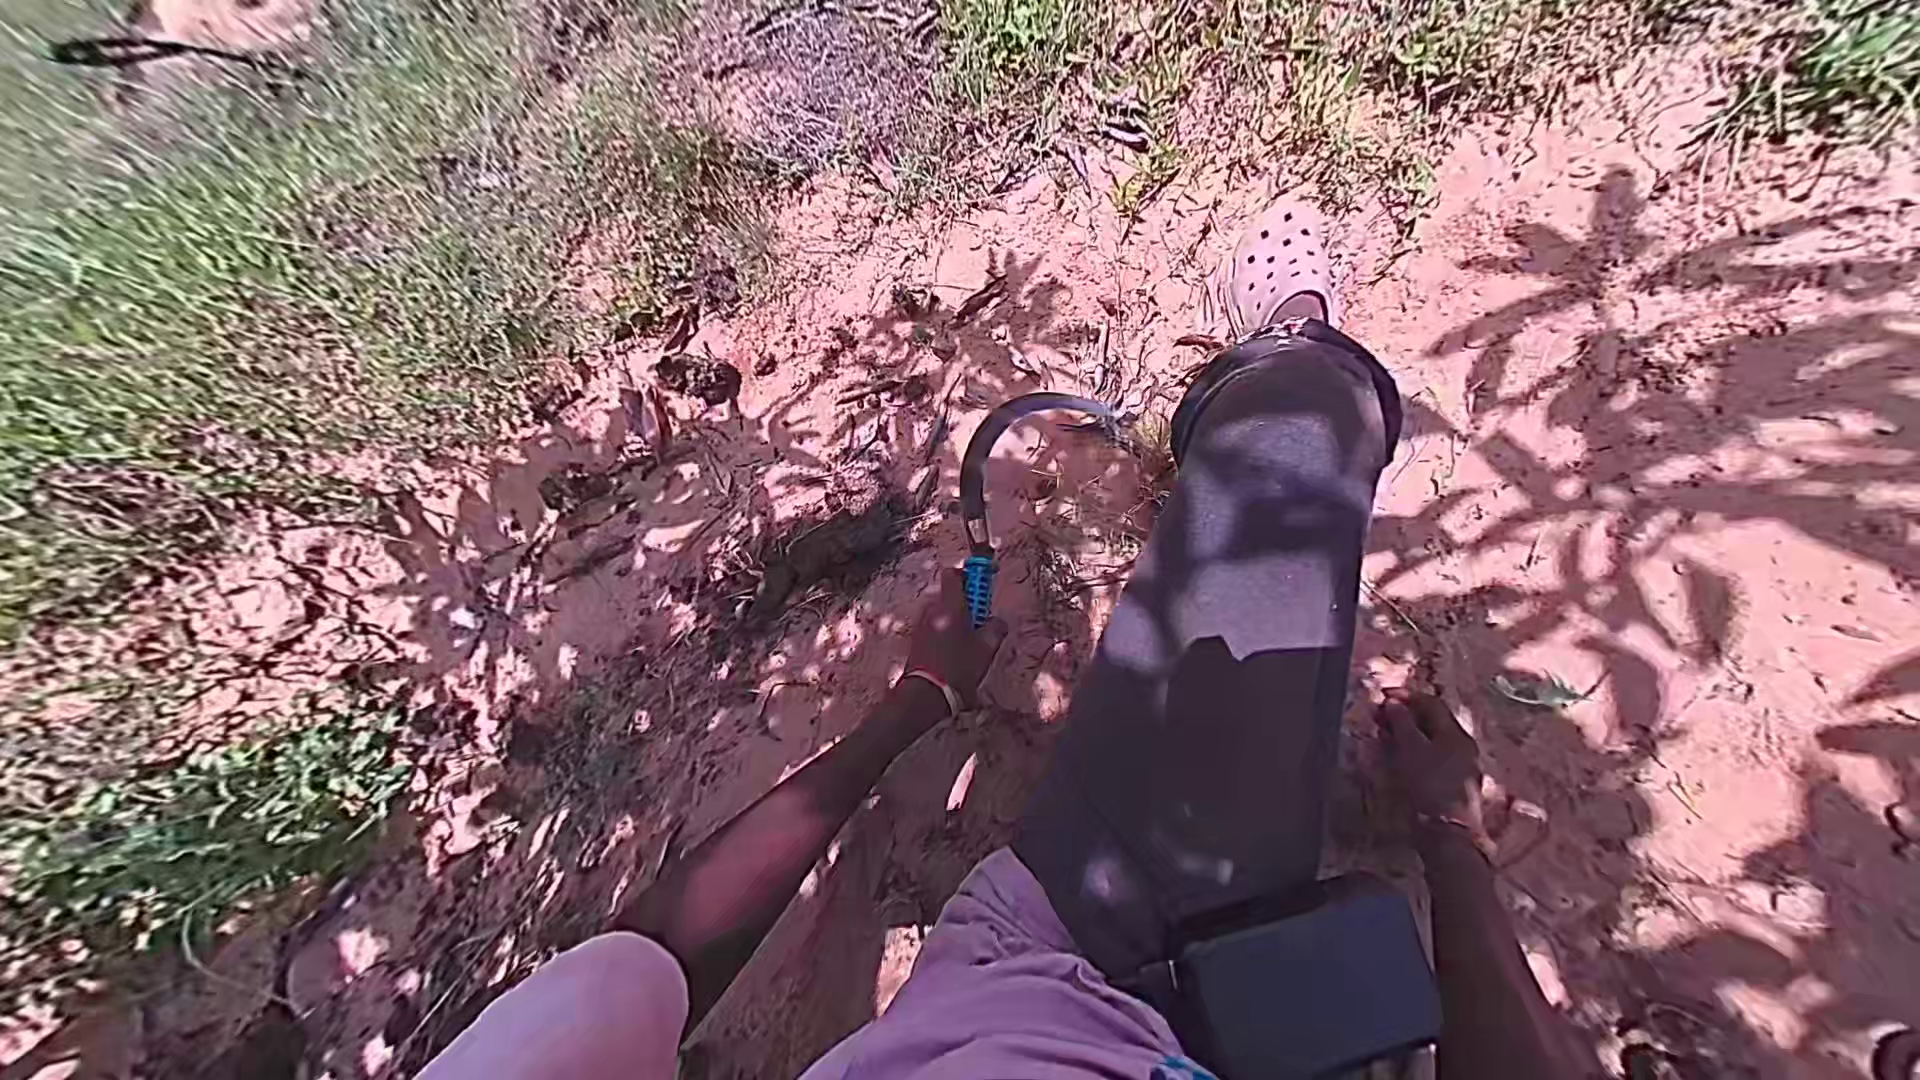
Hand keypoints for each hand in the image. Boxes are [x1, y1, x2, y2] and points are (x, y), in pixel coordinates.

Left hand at [904, 569, 1009, 707]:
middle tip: (981, 621)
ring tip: (970, 641)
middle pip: (951, 594)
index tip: (984, 581)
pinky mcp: (916, 638)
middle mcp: (932, 609)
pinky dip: (947, 631)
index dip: (970, 573)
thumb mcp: (987, 647)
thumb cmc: (959, 668)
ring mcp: (921, 624)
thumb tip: (996, 621)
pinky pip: (936, 625)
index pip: (954, 573)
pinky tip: (955, 652)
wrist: (925, 694)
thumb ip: (995, 627)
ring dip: (957, 619)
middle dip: (968, 603)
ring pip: (943, 612)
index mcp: (950, 605)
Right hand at [1378, 689, 1489, 848]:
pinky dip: (1414, 745)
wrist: (1447, 829)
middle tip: (1380, 713)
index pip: (1431, 704)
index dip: (1406, 696)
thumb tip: (1394, 703)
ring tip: (1385, 730)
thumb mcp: (1410, 748)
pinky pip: (1432, 752)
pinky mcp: (1453, 780)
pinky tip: (1399, 751)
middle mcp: (1463, 745)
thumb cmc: (1428, 783)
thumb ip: (1402, 722)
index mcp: (1455, 734)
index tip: (1382, 695)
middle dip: (1406, 713)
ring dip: (1408, 729)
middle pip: (1433, 720)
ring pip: (1432, 737)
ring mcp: (1460, 764)